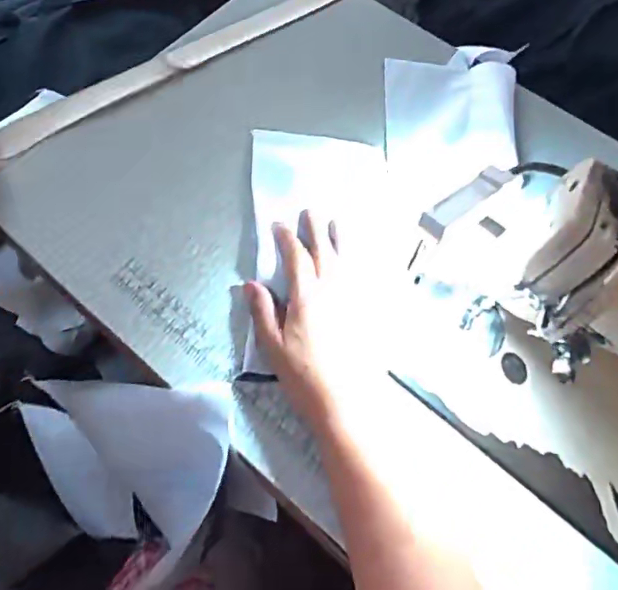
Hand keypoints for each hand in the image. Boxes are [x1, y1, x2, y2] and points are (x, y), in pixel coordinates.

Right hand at [245, 212, 363, 428]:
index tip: (278, 225)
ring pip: (346, 260)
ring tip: (336, 224)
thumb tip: (251, 283)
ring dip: (339, 239)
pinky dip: (357, 262)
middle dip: (315, 229)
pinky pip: (362, 278)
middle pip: (323, 251)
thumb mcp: (272, 347)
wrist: (347, 405)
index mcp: (306, 296)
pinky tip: (357, 259)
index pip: (295, 257)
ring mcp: (352, 300)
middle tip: (310, 212)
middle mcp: (332, 290)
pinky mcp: (366, 313)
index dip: (286, 238)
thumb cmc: (303, 377)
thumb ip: (262, 311)